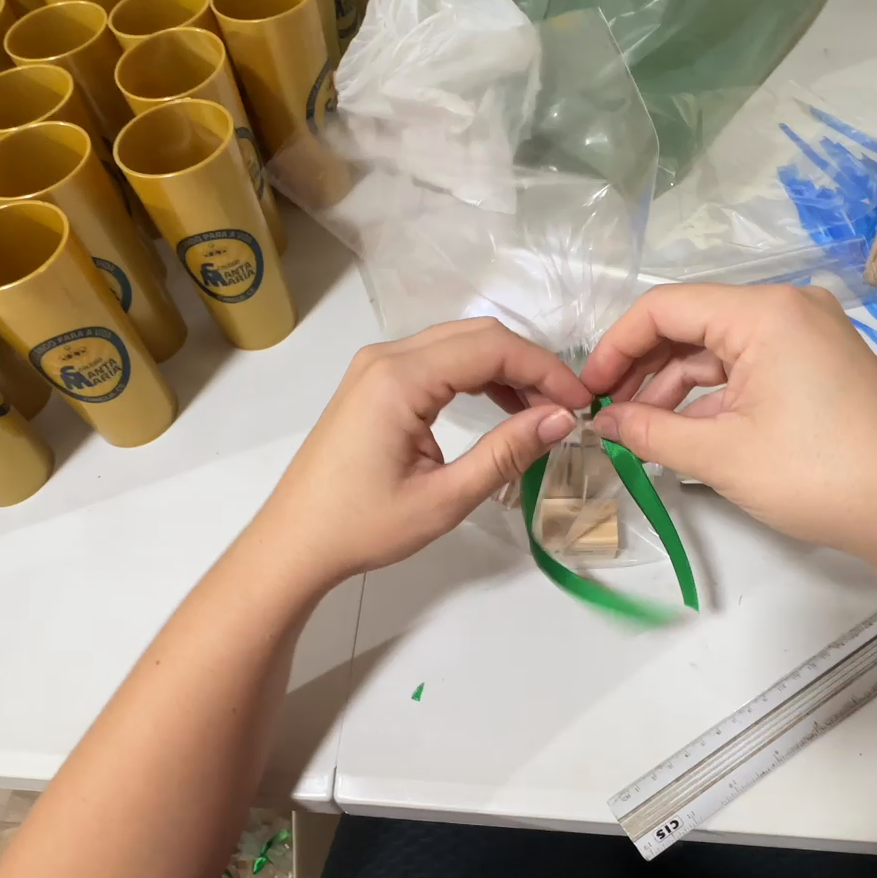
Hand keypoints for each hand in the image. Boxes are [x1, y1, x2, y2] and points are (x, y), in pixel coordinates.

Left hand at [252, 318, 592, 588]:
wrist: (295, 541)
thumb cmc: (363, 526)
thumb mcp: (443, 498)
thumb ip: (505, 453)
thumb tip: (561, 419)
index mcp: (400, 379)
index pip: (491, 349)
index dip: (545, 370)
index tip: (581, 403)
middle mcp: (386, 357)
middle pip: (477, 336)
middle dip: (529, 366)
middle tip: (564, 409)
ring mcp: (375, 366)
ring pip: (457, 344)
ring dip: (503, 370)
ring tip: (539, 412)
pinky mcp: (373, 383)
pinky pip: (436, 362)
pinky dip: (474, 377)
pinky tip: (500, 407)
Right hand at [582, 283, 876, 568]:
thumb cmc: (816, 474)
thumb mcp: (719, 453)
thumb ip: (648, 430)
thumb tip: (602, 421)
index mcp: (763, 312)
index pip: (664, 308)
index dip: (616, 347)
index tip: (588, 391)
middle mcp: (786, 310)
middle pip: (689, 326)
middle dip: (642, 370)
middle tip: (608, 415)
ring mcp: (805, 337)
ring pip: (714, 352)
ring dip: (672, 389)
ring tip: (639, 431)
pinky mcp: (814, 366)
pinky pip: (744, 370)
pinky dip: (708, 398)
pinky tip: (682, 431)